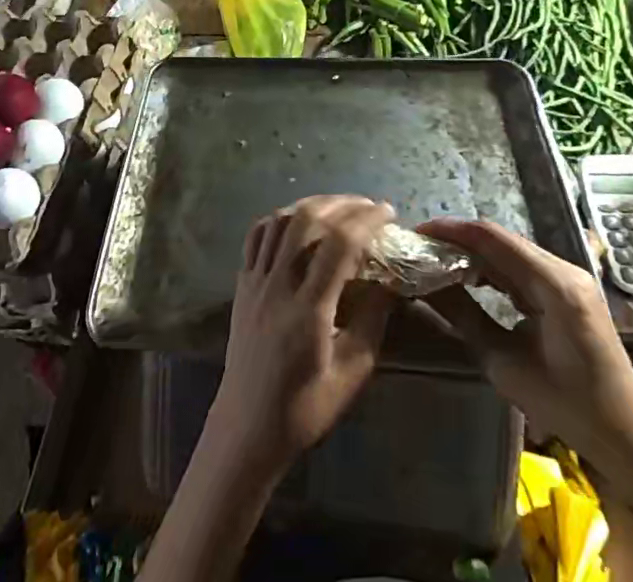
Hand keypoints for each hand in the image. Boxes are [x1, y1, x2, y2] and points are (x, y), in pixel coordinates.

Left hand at [208, 195, 395, 474]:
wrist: (247, 427)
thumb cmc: (305, 408)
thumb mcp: (353, 371)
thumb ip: (373, 320)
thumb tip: (392, 280)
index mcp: (307, 310)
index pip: (338, 245)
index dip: (366, 220)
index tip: (388, 212)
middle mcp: (276, 287)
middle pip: (306, 222)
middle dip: (342, 204)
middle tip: (368, 206)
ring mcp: (254, 283)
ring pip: (278, 222)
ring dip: (312, 205)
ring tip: (339, 207)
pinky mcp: (241, 285)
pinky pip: (256, 237)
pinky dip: (280, 219)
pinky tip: (298, 221)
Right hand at [412, 218, 632, 481]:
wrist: (624, 434)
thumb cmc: (565, 405)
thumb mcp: (504, 362)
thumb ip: (464, 316)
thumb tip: (424, 284)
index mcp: (554, 284)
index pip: (493, 238)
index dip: (451, 230)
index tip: (417, 234)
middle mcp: (564, 270)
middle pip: (502, 240)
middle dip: (458, 240)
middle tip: (420, 251)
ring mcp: (570, 279)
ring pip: (512, 251)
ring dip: (474, 254)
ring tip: (436, 262)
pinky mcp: (569, 291)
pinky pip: (524, 267)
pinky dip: (493, 269)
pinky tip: (469, 279)